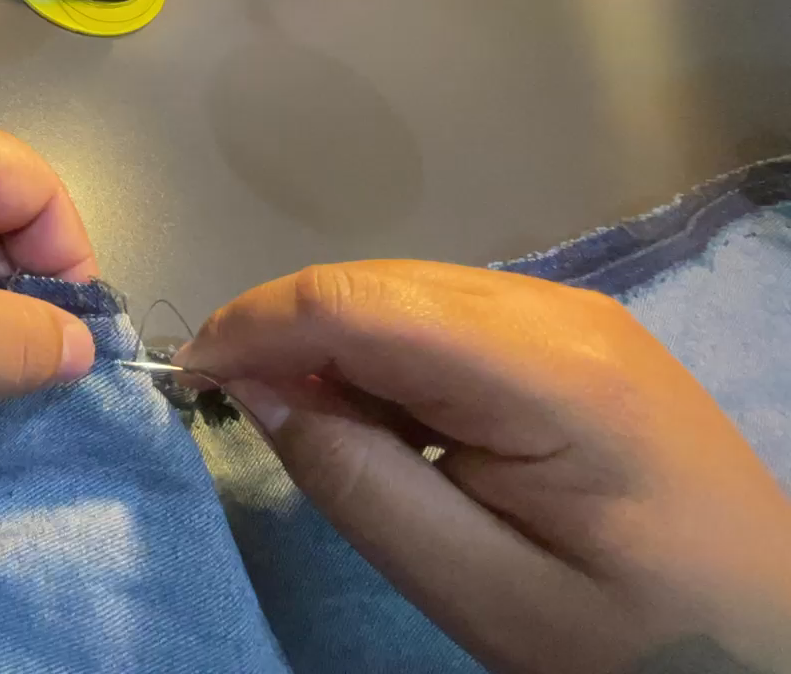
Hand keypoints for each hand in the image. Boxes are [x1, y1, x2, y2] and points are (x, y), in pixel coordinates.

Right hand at [177, 261, 790, 673]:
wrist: (782, 657)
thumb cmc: (629, 642)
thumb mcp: (470, 584)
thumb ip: (346, 474)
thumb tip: (252, 386)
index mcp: (553, 372)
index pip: (355, 305)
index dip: (252, 326)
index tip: (190, 375)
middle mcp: (553, 308)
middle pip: (360, 286)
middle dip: (275, 334)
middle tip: (233, 400)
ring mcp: (558, 309)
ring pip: (378, 290)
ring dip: (318, 345)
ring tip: (313, 420)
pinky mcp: (551, 325)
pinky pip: (413, 311)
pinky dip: (362, 353)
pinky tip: (378, 412)